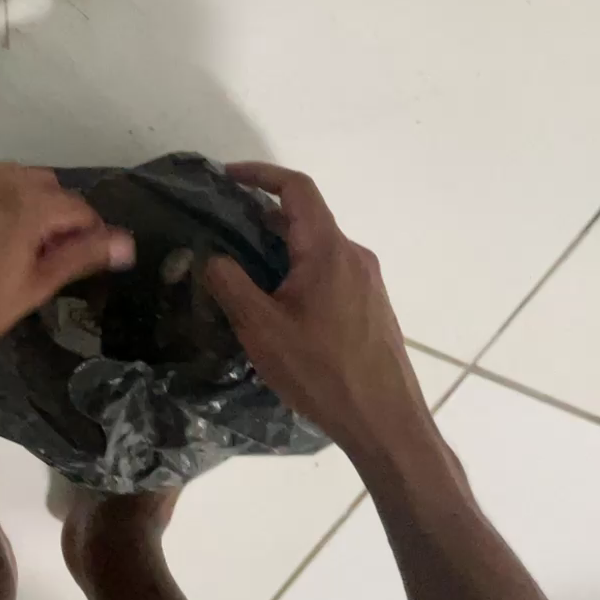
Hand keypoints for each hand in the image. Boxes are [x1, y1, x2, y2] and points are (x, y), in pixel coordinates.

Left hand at [0, 165, 134, 376]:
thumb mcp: (36, 286)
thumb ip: (82, 255)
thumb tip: (127, 243)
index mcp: (25, 203)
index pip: (75, 206)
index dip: (86, 231)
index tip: (82, 253)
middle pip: (41, 184)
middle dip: (51, 212)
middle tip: (42, 251)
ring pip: (3, 179)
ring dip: (15, 202)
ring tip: (7, 244)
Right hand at [202, 162, 431, 459]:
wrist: (387, 425)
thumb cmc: (322, 371)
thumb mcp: (260, 327)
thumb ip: (229, 283)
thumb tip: (212, 257)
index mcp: (329, 251)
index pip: (297, 189)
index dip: (260, 174)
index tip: (225, 177)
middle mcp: (353, 256)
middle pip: (305, 217)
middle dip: (259, 215)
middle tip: (219, 230)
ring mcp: (366, 282)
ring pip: (315, 247)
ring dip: (276, 247)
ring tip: (239, 270)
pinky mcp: (369, 306)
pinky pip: (327, 271)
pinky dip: (295, 269)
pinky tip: (273, 304)